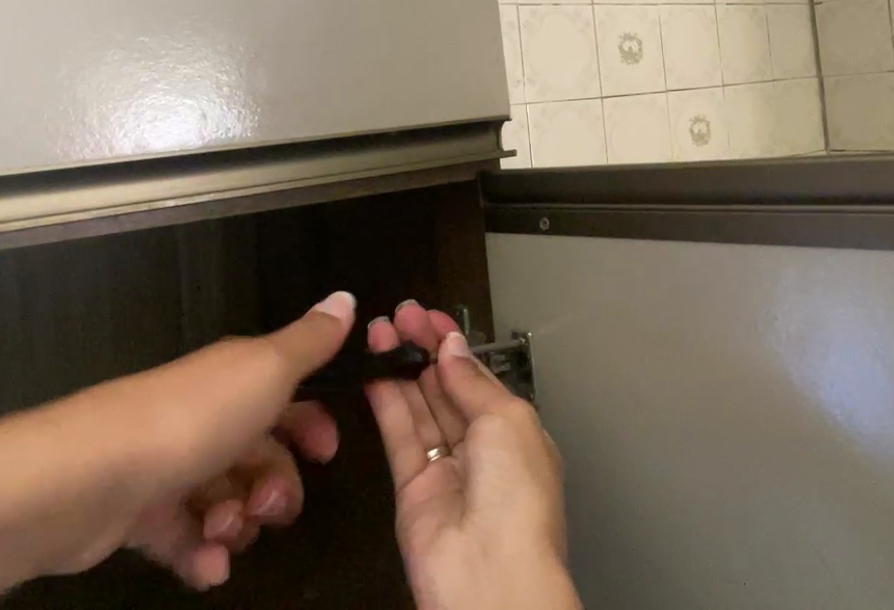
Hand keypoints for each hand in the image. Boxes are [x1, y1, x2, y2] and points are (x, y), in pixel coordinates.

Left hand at [33, 290, 356, 588]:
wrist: (91, 476)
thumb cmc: (194, 418)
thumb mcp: (268, 370)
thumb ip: (311, 342)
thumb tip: (346, 298)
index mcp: (237, 380)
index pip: (287, 398)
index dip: (312, 425)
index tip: (327, 454)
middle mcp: (206, 417)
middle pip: (260, 457)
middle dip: (277, 488)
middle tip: (268, 506)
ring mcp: (171, 466)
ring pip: (227, 500)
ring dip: (239, 524)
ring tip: (223, 530)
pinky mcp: (141, 515)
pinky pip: (185, 539)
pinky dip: (203, 556)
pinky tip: (209, 567)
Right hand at [365, 302, 580, 609]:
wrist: (490, 578)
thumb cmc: (519, 499)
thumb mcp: (508, 421)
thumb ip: (472, 381)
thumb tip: (451, 347)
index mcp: (516, 433)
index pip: (478, 377)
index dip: (452, 344)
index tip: (428, 315)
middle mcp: (482, 450)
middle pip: (446, 388)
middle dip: (424, 348)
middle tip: (399, 315)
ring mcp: (446, 469)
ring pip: (419, 407)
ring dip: (400, 367)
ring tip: (379, 331)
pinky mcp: (412, 488)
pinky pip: (399, 435)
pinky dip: (385, 401)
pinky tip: (374, 369)